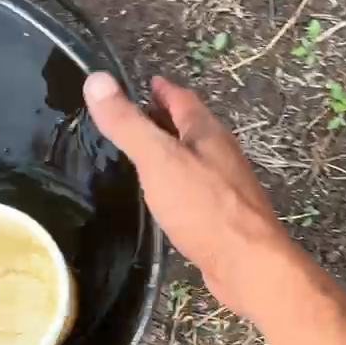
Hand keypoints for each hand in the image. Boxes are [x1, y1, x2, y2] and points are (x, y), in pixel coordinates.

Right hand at [83, 72, 302, 318]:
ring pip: (194, 161)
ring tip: (143, 156)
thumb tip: (97, 80)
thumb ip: (129, 124)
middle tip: (135, 119)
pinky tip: (164, 199)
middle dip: (165, 120)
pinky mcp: (223, 218)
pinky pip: (196, 191)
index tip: (144, 84)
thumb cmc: (205, 208)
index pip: (183, 100)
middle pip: (190, 129)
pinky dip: (177, 186)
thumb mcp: (159, 160)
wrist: (249, 264)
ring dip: (171, 154)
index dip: (162, 90)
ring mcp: (226, 188)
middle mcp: (221, 156)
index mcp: (207, 134)